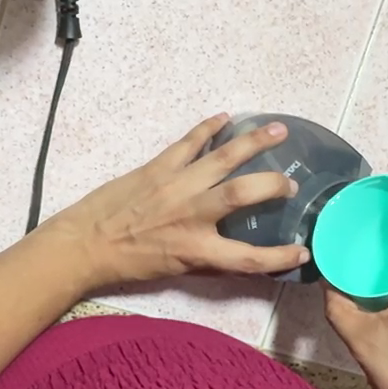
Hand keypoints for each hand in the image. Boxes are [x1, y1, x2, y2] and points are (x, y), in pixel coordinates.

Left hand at [36, 114, 310, 291]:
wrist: (85, 245)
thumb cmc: (127, 264)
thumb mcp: (173, 271)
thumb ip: (208, 260)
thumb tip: (237, 256)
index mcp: (196, 249)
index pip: (250, 258)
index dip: (280, 258)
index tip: (303, 252)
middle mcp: (192, 215)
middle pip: (245, 194)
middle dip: (273, 185)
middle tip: (290, 181)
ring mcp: (175, 186)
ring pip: (223, 158)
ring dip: (253, 141)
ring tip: (278, 130)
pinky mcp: (158, 167)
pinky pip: (189, 142)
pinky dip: (208, 128)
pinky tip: (226, 117)